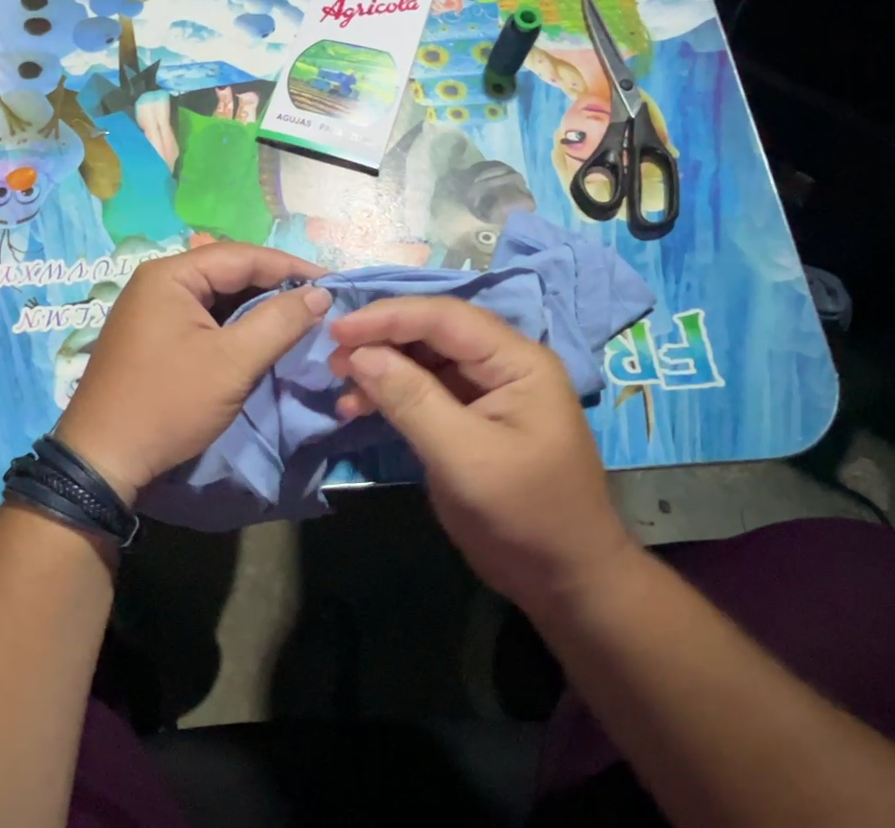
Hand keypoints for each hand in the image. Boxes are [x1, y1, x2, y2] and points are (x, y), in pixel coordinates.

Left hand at [55, 244, 330, 504]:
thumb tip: (320, 294)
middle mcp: (157, 283)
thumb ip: (279, 322)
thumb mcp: (232, 363)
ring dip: (257, 308)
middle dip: (275, 286)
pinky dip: (234, 326)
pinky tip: (261, 338)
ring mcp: (151, 310)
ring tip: (299, 319)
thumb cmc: (168, 404)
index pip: (242, 256)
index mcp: (171, 275)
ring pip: (217, 297)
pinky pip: (202, 319)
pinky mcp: (153, 337)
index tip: (333, 283)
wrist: (103, 459)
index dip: (291, 266)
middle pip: (228, 272)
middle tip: (320, 303)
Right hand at [327, 297, 635, 605]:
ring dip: (380, 369)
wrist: (563, 577)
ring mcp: (485, 393)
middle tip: (332, 361)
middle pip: (432, 333)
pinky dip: (389, 395)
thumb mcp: (464, 457)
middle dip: (380, 340)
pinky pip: (423, 391)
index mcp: (518, 362)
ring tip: (342, 389)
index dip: (388, 317)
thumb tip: (359, 354)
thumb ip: (412, 400)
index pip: (446, 318)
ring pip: (423, 361)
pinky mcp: (467, 420)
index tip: (336, 330)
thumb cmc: (524, 514)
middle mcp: (502, 366)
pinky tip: (359, 408)